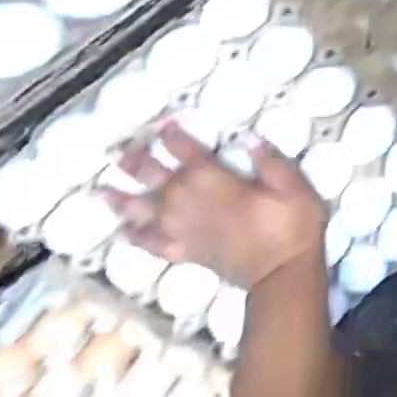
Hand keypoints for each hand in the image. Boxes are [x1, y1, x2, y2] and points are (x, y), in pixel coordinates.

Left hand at [101, 123, 326, 289]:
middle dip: (139, 163)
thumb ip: (270, 162)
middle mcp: (191, 205)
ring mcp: (184, 231)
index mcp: (218, 185)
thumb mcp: (294, 187)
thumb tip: (248, 138)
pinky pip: (150, 243)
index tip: (164, 124)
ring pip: (144, 212)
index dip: (175, 139)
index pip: (190, 155)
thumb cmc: (293, 225)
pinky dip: (134, 236)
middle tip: (122, 150)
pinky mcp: (185, 251)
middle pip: (158, 180)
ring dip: (122, 199)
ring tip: (102, 189)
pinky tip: (124, 230)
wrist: (282, 271)